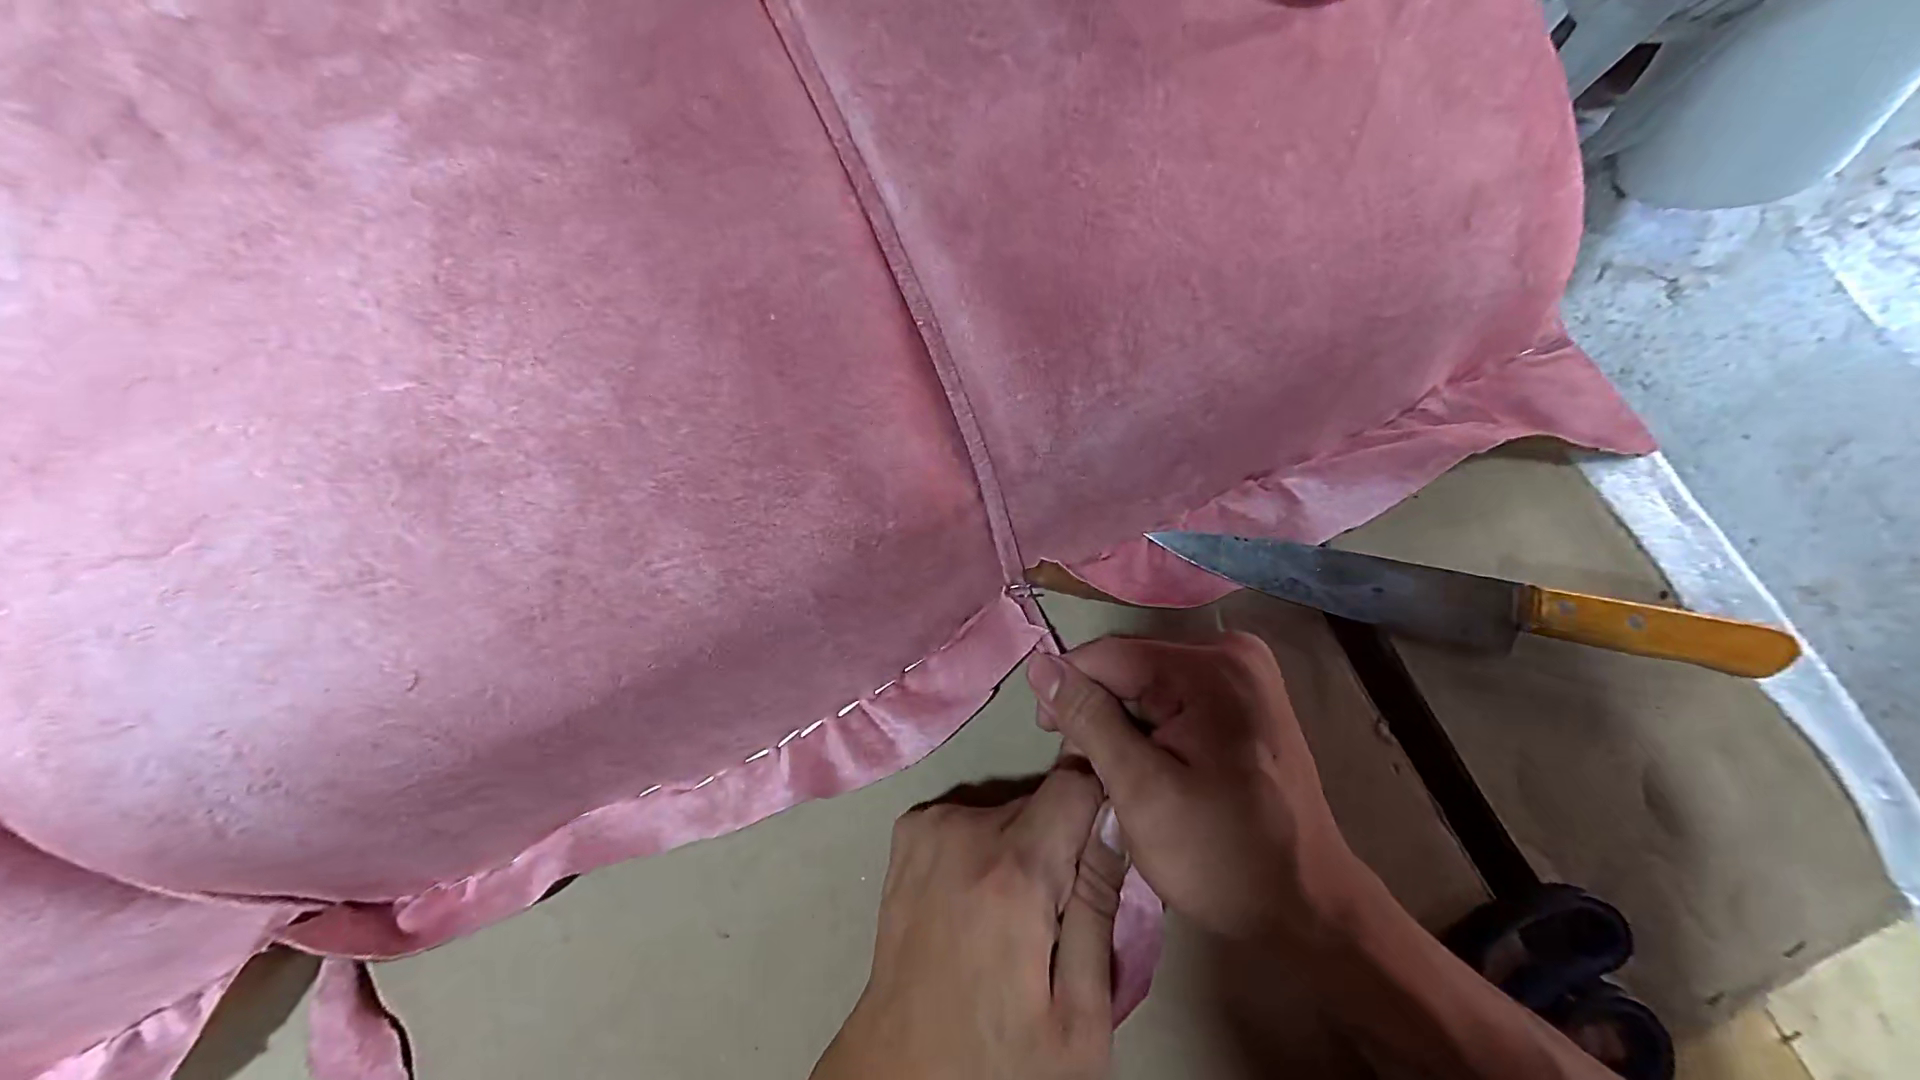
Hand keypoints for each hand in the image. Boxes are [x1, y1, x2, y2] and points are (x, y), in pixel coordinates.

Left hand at [811, 766, 1128, 1079]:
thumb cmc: (1000, 1058)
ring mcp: (928, 826)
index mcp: (1013, 871)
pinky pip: (971, 816)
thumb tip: (1114, 817)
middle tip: (1055, 913)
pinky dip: (983, 844)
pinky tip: (976, 899)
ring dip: (1021, 846)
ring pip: (1007, 808)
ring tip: (1011, 916)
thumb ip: (1102, 904)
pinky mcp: (908, 833)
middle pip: (1042, 800)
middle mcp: (963, 830)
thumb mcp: (1079, 1013)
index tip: (1102, 848)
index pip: (1075, 782)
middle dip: (1060, 843)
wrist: (901, 1071)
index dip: (1098, 807)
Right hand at [1026, 633, 1363, 943]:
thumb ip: (1088, 719)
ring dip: (1123, 723)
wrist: (1306, 907)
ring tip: (1123, 775)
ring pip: (1146, 681)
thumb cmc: (1221, 855)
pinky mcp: (1245, 696)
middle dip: (1099, 711)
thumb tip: (1039, 665)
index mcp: (1211, 667)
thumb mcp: (1140, 789)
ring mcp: (1243, 673)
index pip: (1107, 655)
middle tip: (1093, 770)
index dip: (1067, 690)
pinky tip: (1154, 766)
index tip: (1051, 739)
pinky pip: (1174, 695)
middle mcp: (1232, 652)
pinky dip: (1151, 726)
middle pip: (1129, 665)